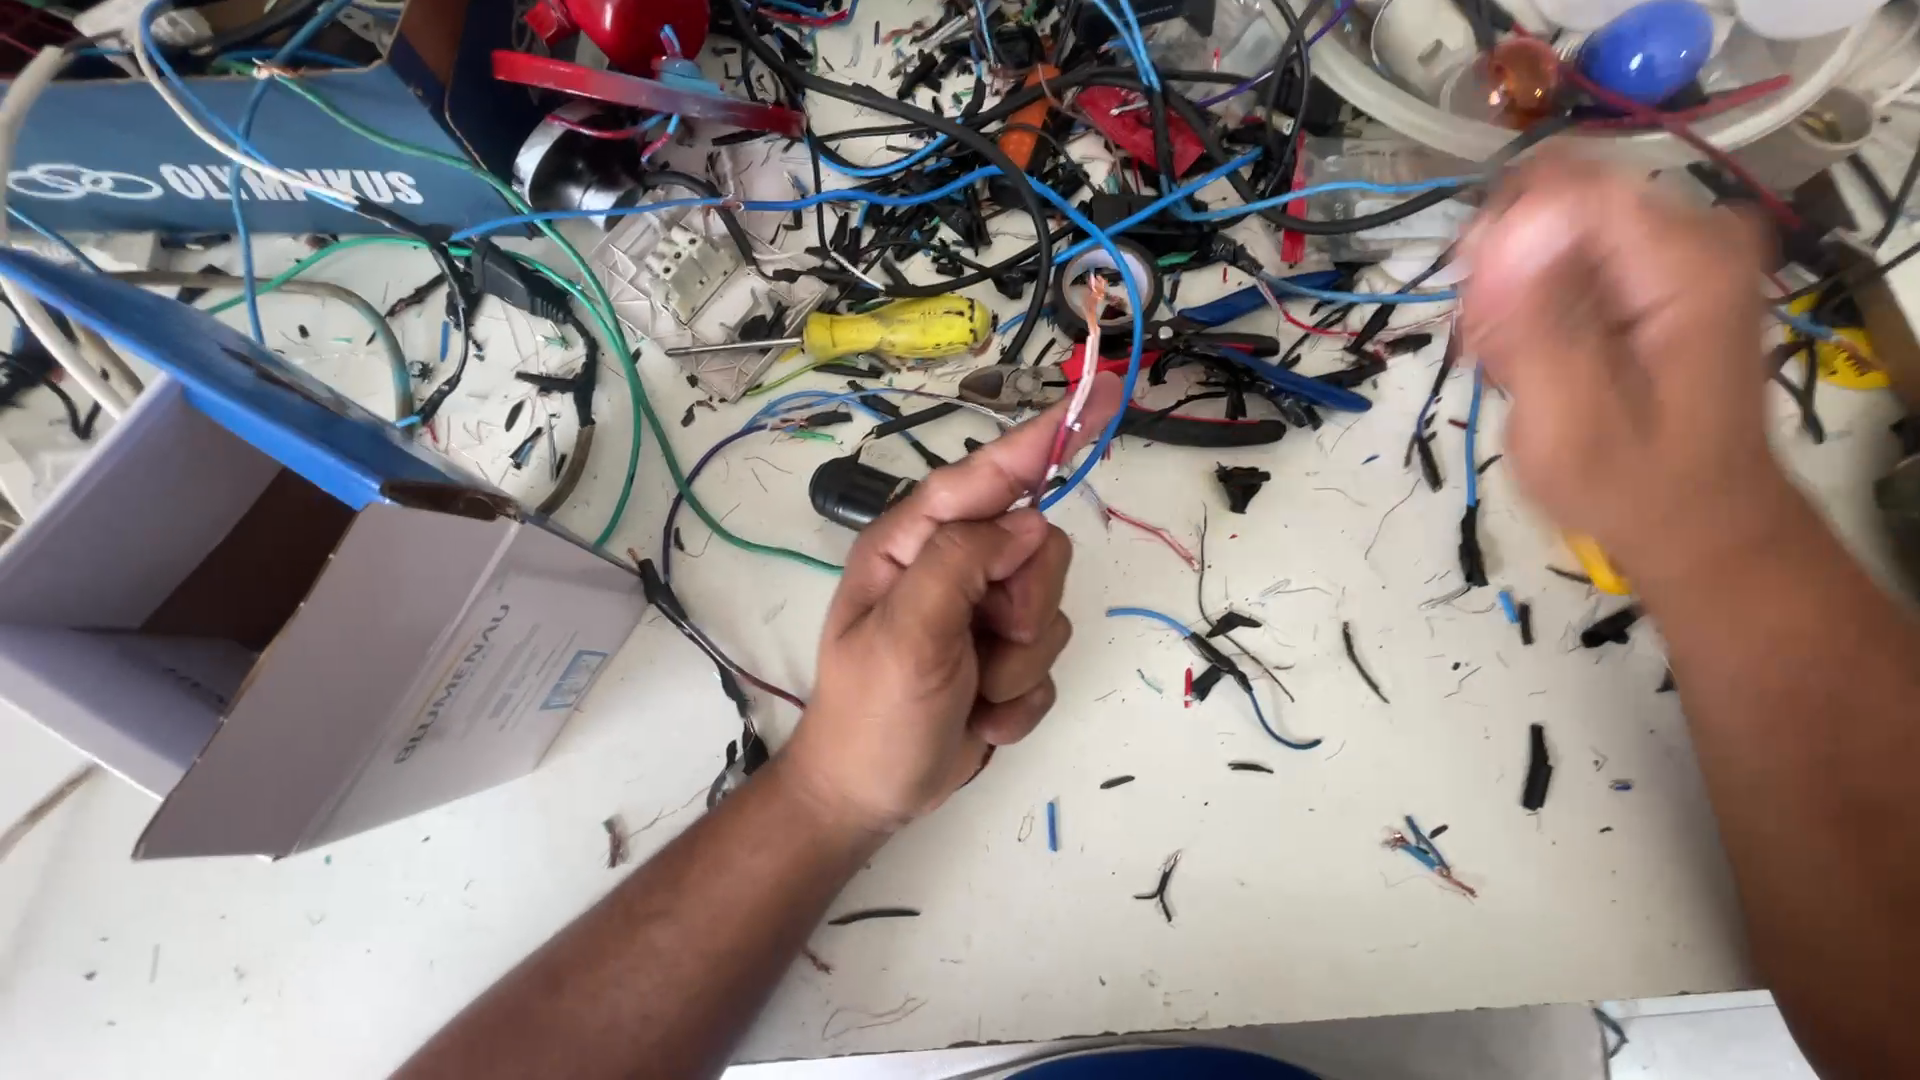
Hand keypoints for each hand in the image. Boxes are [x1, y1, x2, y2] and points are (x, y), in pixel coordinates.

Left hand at [777, 376, 1122, 836]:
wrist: (871, 794)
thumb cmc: (871, 712)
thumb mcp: (905, 634)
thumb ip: (963, 563)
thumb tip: (1028, 523)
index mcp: (916, 543)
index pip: (988, 475)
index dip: (1043, 436)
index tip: (1098, 395)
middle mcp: (954, 566)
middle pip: (1039, 547)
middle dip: (1024, 606)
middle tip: (985, 646)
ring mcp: (984, 613)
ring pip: (1051, 609)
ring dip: (1017, 665)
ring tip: (969, 690)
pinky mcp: (1006, 657)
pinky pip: (1048, 661)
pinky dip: (1018, 698)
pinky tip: (978, 715)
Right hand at [1460, 156, 1799, 589]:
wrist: (1693, 518)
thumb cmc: (1628, 482)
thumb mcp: (1567, 415)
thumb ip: (1537, 320)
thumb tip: (1511, 225)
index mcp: (1682, 261)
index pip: (1562, 188)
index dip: (1496, 242)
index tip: (1478, 315)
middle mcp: (1690, 237)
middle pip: (1550, 207)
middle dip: (1498, 279)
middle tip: (1495, 354)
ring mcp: (1674, 254)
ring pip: (1544, 234)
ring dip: (1505, 301)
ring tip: (1511, 366)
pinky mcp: (1655, 276)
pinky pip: (1559, 261)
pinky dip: (1525, 310)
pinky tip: (1527, 360)